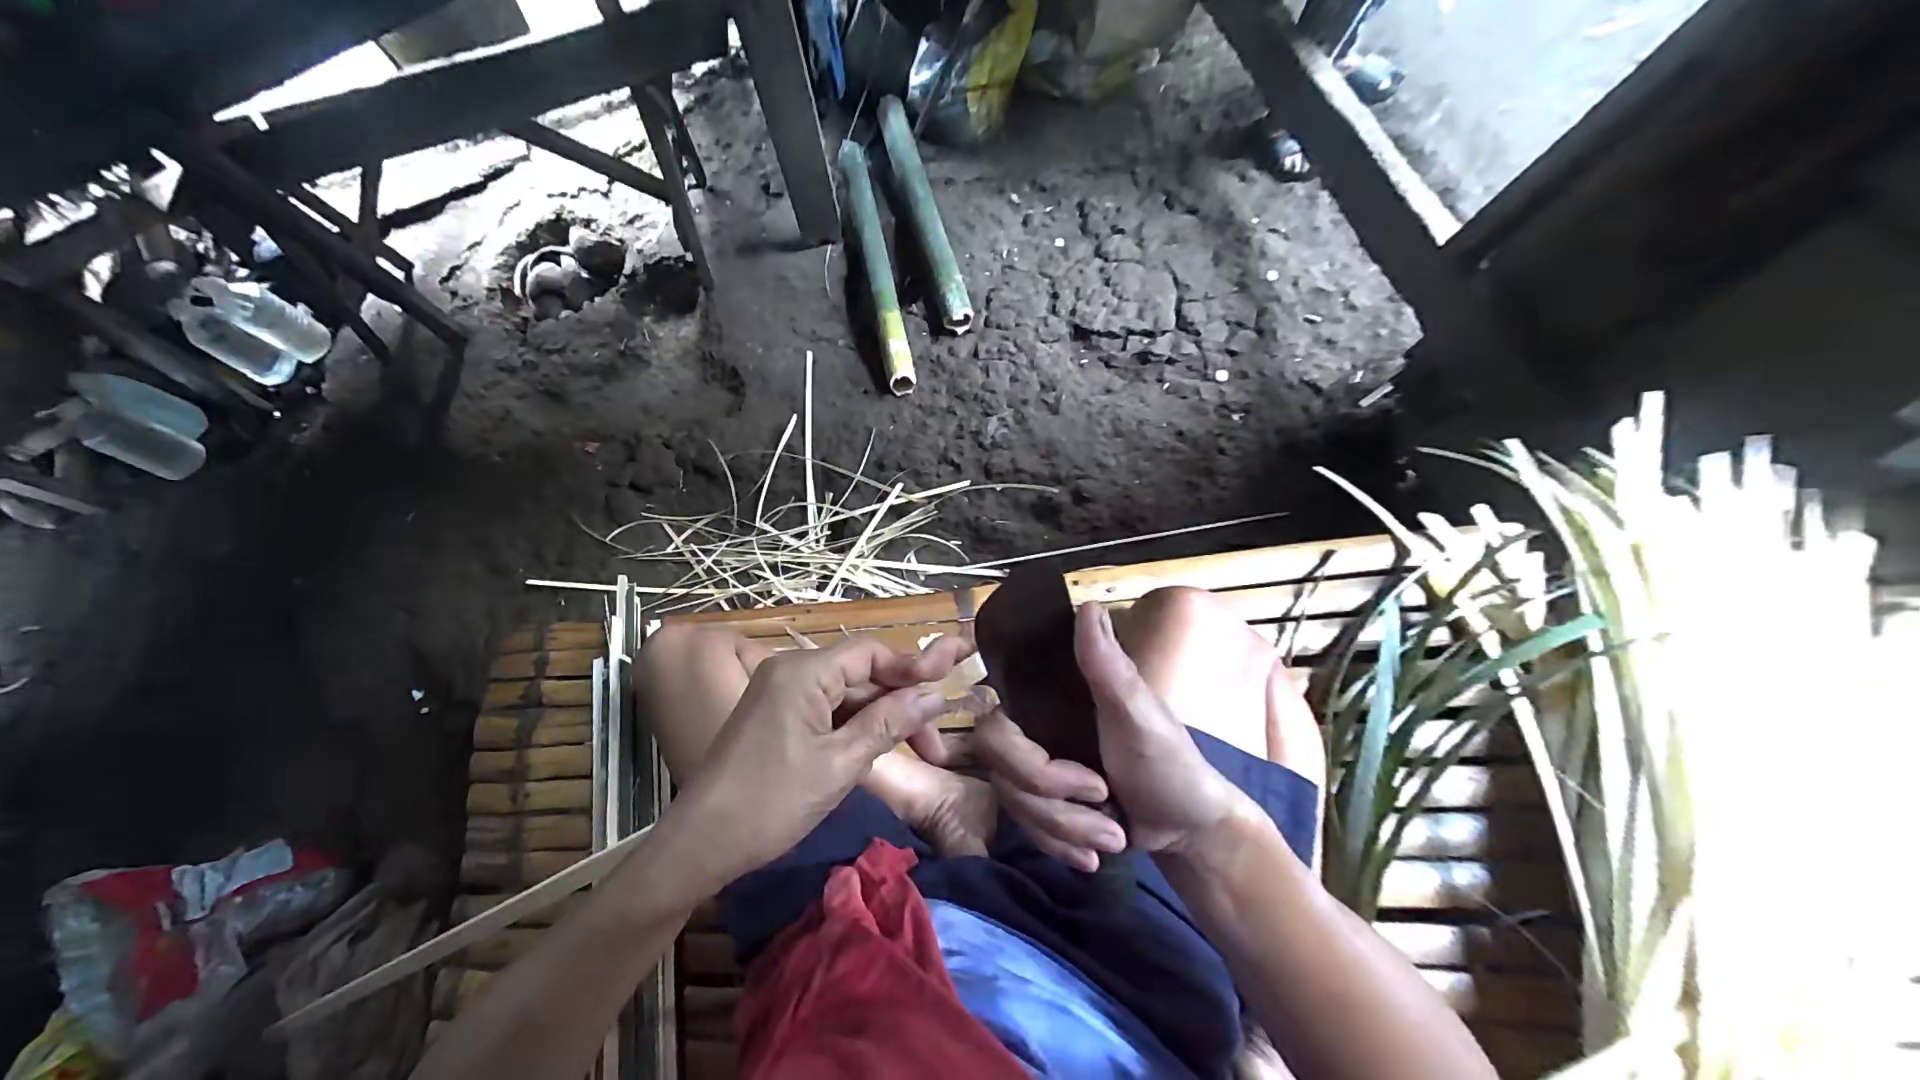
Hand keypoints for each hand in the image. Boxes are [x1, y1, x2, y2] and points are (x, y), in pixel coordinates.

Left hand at [672, 634, 973, 883]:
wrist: (701, 843)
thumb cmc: (773, 802)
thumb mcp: (840, 764)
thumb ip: (889, 723)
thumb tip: (934, 697)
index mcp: (803, 671)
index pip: (871, 652)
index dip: (913, 667)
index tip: (949, 686)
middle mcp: (790, 670)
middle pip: (861, 674)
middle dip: (901, 703)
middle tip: (936, 744)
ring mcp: (781, 693)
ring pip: (847, 694)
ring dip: (881, 719)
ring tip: (918, 753)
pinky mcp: (776, 716)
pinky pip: (827, 710)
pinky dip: (855, 727)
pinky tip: (878, 751)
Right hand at [975, 602, 1258, 870]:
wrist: (1186, 828)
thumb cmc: (1168, 761)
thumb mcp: (1140, 713)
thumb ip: (1107, 665)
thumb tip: (1087, 605)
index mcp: (1048, 702)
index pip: (997, 733)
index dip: (1032, 768)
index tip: (1087, 783)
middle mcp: (1033, 732)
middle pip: (1004, 777)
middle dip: (1057, 810)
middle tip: (1107, 816)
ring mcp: (1035, 771)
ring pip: (1017, 809)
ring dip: (1069, 832)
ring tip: (1113, 836)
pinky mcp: (1043, 807)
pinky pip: (1028, 831)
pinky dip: (1063, 847)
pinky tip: (1094, 853)